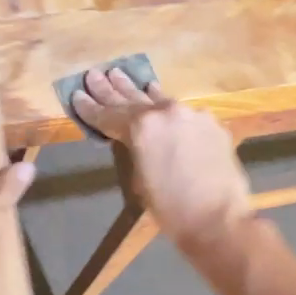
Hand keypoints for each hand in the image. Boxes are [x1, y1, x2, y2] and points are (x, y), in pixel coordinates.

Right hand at [71, 67, 252, 254]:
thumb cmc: (171, 209)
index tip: (77, 95)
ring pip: (160, 100)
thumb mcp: (139, 179)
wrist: (219, 220)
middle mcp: (166, 112)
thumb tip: (135, 140)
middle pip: (132, 99)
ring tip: (122, 76)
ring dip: (140, 92)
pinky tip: (160, 99)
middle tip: (95, 74)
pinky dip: (169, 110)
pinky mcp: (212, 124)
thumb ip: (135, 150)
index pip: (108, 114)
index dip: (90, 107)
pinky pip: (184, 113)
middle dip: (111, 89)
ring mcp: (192, 114)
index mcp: (141, 127)